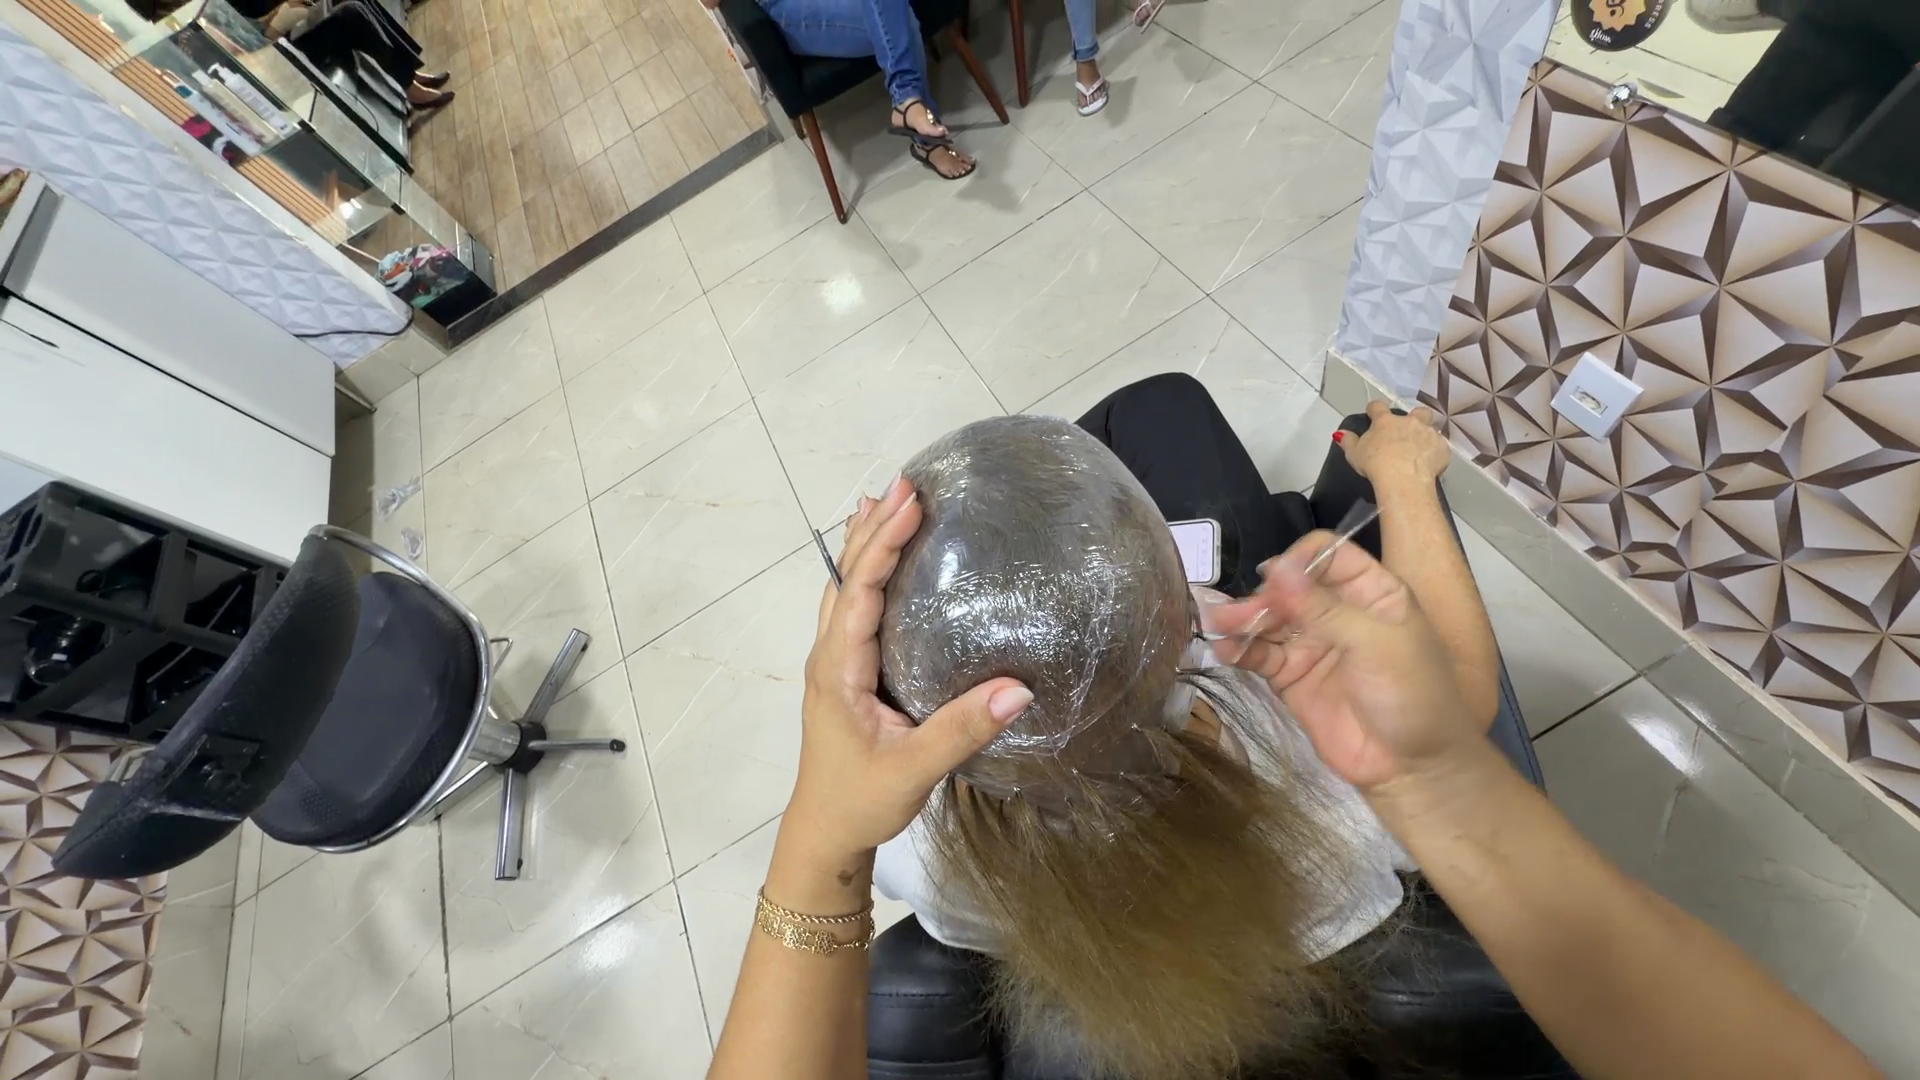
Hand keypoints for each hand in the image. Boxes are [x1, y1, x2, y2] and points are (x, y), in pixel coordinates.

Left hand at [786, 477, 1033, 860]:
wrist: (824, 833)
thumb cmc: (860, 800)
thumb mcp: (913, 768)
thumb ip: (962, 729)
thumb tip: (1020, 689)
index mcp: (838, 667)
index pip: (858, 590)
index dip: (882, 543)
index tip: (910, 501)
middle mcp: (829, 654)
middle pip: (846, 576)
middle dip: (874, 528)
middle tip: (905, 483)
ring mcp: (833, 662)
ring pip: (844, 587)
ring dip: (864, 544)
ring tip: (883, 502)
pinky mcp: (845, 672)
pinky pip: (851, 607)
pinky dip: (864, 572)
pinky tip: (878, 562)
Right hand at [1198, 534, 1482, 792]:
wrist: (1413, 770)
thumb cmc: (1413, 697)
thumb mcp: (1376, 644)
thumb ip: (1323, 607)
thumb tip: (1276, 568)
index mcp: (1371, 593)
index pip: (1327, 556)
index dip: (1299, 561)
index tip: (1275, 579)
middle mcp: (1336, 611)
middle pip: (1287, 587)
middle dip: (1261, 597)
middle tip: (1236, 614)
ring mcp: (1310, 644)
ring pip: (1267, 619)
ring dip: (1241, 620)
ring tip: (1217, 626)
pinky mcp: (1288, 676)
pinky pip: (1257, 654)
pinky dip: (1238, 650)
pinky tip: (1225, 650)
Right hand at [1337, 401, 1449, 482]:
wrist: (1404, 479)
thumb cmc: (1375, 464)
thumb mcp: (1354, 453)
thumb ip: (1348, 441)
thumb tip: (1341, 433)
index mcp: (1386, 421)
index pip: (1378, 406)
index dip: (1374, 408)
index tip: (1372, 413)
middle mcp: (1410, 422)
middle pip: (1417, 411)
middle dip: (1414, 417)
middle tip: (1406, 431)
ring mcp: (1429, 434)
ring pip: (1431, 429)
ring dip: (1424, 436)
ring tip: (1417, 451)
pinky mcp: (1443, 449)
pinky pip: (1439, 447)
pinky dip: (1433, 453)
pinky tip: (1426, 463)